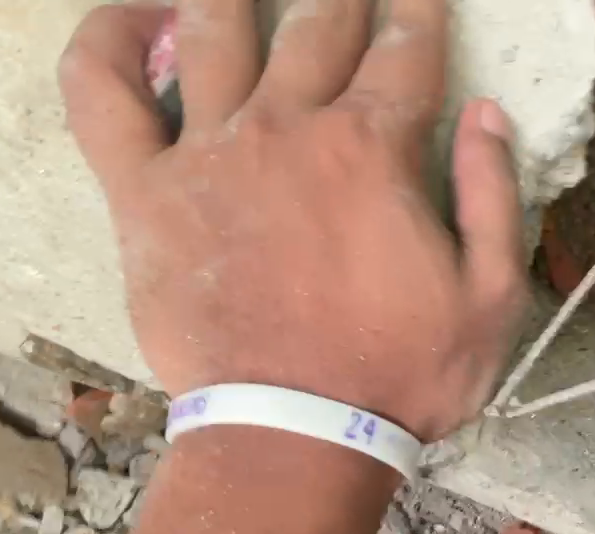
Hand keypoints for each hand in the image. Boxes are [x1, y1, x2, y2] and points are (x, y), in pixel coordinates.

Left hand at [59, 0, 526, 442]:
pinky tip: (136, 14)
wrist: (302, 431)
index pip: (405, 56)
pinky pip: (100, 89)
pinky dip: (107, 38)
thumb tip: (488, 117)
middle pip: (315, 30)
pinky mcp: (142, 191)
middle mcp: (287, 129)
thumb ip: (495, 199)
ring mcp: (206, 153)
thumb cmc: (410, 372)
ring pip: (213, 32)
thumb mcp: (493, 299)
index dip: (422, 16)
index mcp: (374, 153)